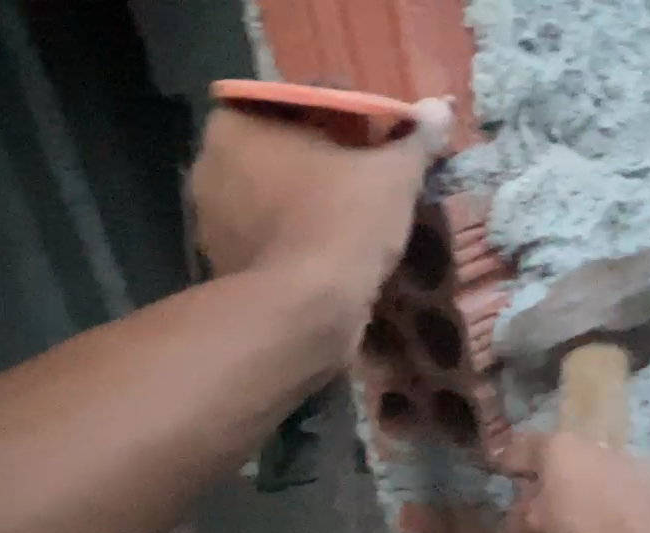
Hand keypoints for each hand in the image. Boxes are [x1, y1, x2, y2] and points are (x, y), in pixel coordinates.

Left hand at [188, 97, 452, 306]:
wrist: (305, 315)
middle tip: (371, 172)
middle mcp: (210, 170)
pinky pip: (273, 240)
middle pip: (283, 150)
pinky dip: (301, 240)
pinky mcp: (230, 272)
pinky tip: (336, 250)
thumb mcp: (392, 175)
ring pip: (276, 199)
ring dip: (313, 202)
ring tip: (359, 214)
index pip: (298, 99)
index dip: (347, 110)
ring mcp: (214, 226)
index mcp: (235, 126)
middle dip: (326, 158)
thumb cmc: (340, 225)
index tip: (379, 132)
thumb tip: (439, 109)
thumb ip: (414, 139)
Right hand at [503, 433, 649, 532]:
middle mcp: (613, 520)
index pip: (560, 469)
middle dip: (524, 530)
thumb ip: (534, 447)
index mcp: (620, 476)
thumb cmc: (608, 525)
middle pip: (538, 516)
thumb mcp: (567, 459)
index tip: (519, 486)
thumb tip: (502, 449)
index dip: (534, 479)